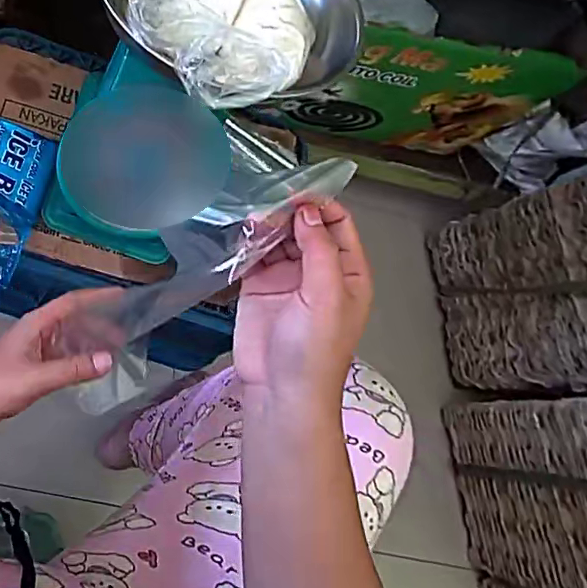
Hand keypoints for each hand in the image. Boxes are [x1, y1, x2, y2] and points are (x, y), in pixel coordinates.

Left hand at [0, 288, 120, 435]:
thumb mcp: (37, 378)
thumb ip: (73, 369)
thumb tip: (109, 359)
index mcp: (35, 324)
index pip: (71, 303)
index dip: (97, 297)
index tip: (121, 296)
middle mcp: (37, 331)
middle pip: (73, 320)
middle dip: (99, 324)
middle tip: (124, 334)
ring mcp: (35, 348)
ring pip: (69, 339)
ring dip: (90, 342)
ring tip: (114, 351)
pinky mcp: (33, 366)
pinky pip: (63, 356)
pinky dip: (79, 359)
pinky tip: (91, 367)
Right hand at [234, 201, 372, 405]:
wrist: (279, 392)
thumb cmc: (313, 351)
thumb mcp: (326, 297)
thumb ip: (319, 250)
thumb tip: (307, 212)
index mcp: (346, 272)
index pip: (338, 224)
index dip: (319, 205)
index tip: (295, 195)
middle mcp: (317, 270)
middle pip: (304, 226)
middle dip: (288, 212)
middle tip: (266, 206)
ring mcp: (286, 277)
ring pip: (277, 236)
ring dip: (265, 225)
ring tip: (251, 221)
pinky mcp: (258, 285)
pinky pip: (254, 253)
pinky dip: (247, 241)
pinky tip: (241, 235)